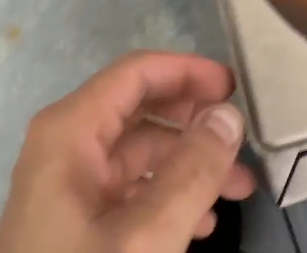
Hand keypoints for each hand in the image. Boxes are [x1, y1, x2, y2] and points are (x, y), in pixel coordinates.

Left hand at [0, 51, 256, 252]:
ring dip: (189, 164)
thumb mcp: (146, 234)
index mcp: (70, 129)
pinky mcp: (74, 223)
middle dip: (194, 122)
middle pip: (139, 110)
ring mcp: (67, 186)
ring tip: (239, 189)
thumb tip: (227, 116)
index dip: (187, 71)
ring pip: (138, 153)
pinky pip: (128, 190)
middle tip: (242, 140)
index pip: (135, 73)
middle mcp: (65, 145)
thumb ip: (191, 172)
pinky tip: (203, 222)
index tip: (235, 88)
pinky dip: (168, 196)